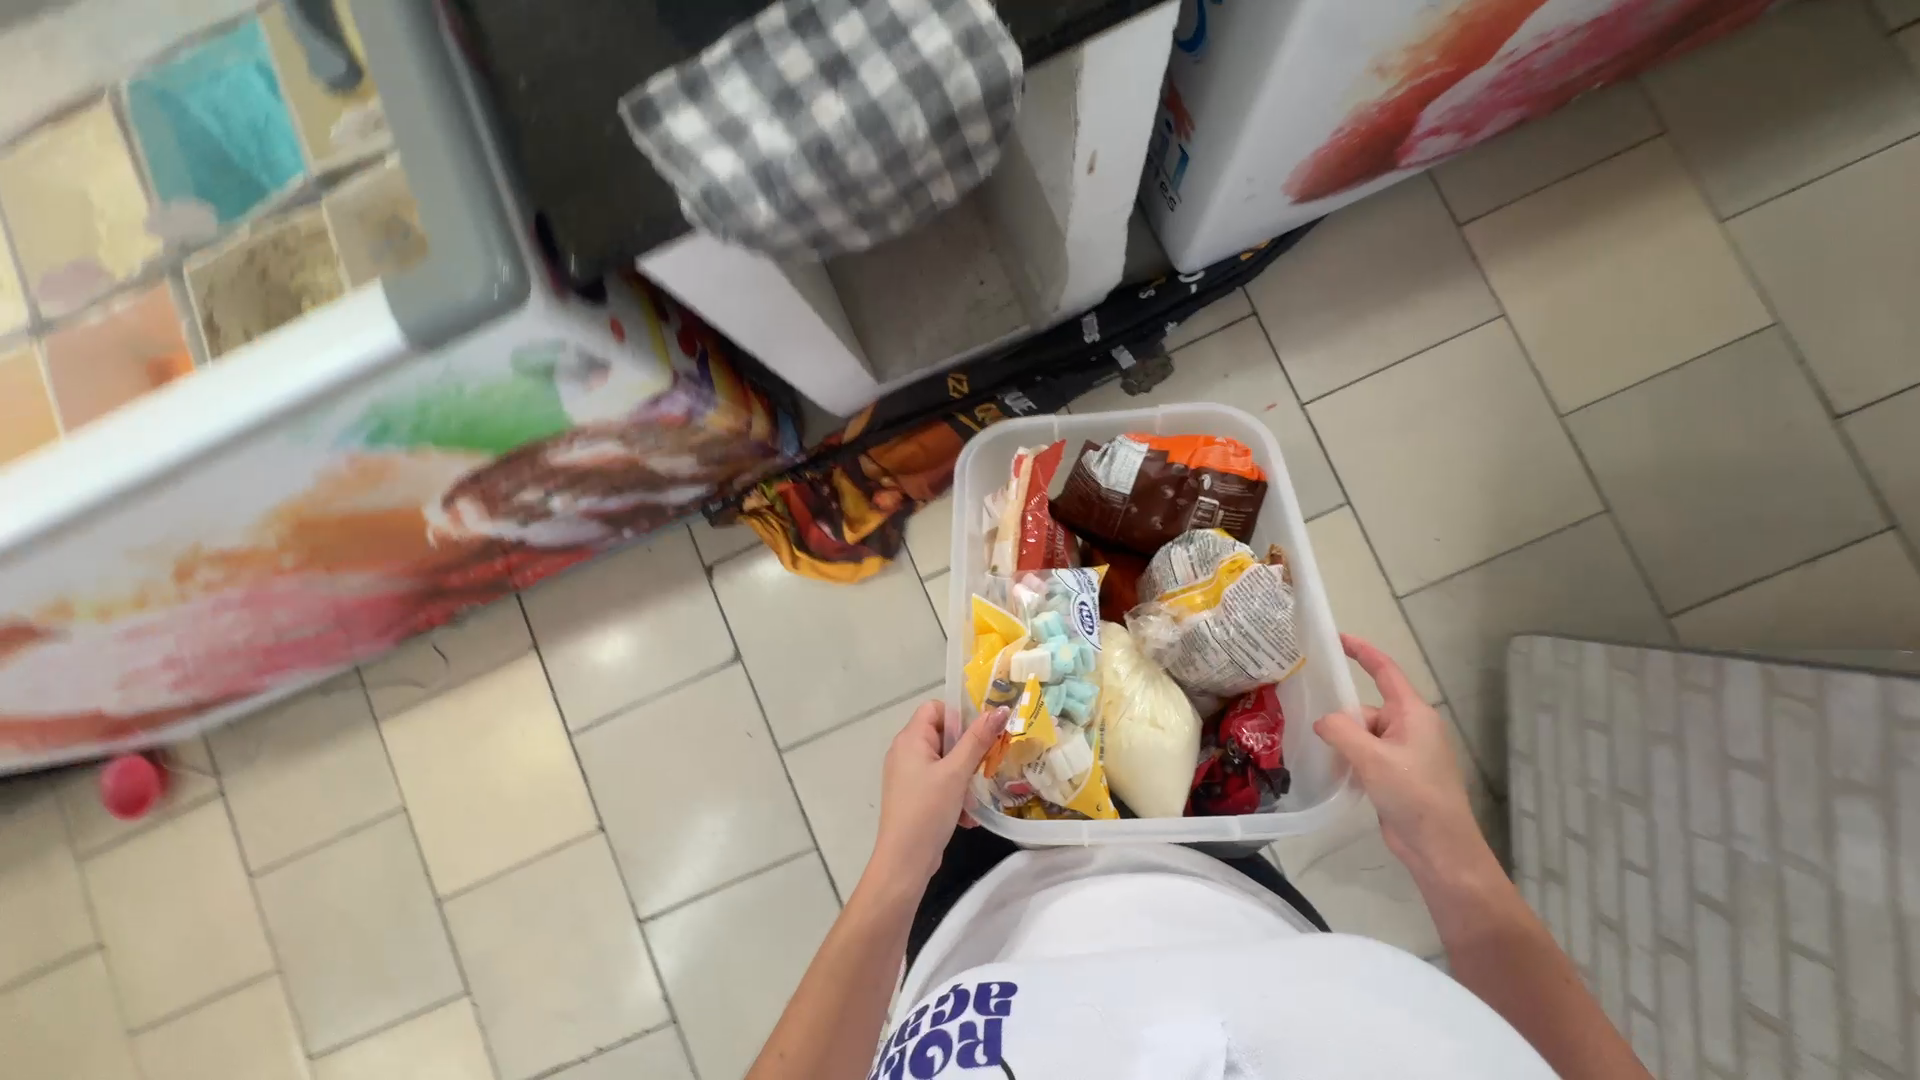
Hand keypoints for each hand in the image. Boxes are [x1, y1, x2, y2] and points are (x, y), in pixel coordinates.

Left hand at [866, 702, 1009, 889]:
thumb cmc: (928, 809)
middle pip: (942, 736)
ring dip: (964, 777)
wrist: (904, 861)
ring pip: (944, 763)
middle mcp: (905, 752)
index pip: (935, 708)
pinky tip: (967, 817)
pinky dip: (954, 795)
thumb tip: (999, 708)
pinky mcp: (913, 797)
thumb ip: (978, 739)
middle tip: (987, 763)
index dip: (959, 715)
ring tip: (978, 793)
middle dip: (967, 750)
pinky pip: (939, 784)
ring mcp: (907, 776)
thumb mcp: (956, 772)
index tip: (981, 734)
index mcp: (910, 739)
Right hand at [1313, 634, 1491, 879]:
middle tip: (1316, 732)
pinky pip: (1367, 754)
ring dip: (1345, 744)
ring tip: (1325, 758)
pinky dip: (1350, 760)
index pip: (1385, 670)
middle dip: (1342, 718)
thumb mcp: (1371, 758)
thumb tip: (1322, 722)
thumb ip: (1340, 731)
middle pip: (1366, 708)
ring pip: (1363, 734)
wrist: (1440, 848)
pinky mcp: (1399, 775)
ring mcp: (1406, 752)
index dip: (1361, 651)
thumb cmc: (1413, 795)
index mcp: (1413, 713)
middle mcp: (1411, 727)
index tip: (1335, 638)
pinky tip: (1337, 774)